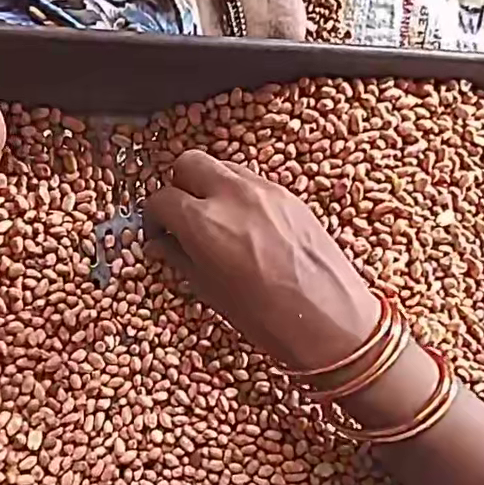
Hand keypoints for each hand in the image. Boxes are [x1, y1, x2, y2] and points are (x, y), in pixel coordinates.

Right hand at [147, 150, 380, 369]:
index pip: (162, 199)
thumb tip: (162, 244)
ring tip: (212, 218)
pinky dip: (237, 193)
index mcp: (204, 222)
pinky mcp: (289, 194)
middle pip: (189, 163)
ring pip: (222, 166)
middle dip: (178, 185)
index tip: (158, 232)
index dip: (154, 217)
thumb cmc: (268, 317)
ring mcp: (264, 190)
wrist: (330, 321)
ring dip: (209, 185)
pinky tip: (242, 224)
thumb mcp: (210, 291)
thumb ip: (180, 258)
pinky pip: (251, 180)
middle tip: (180, 215)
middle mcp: (232, 195)